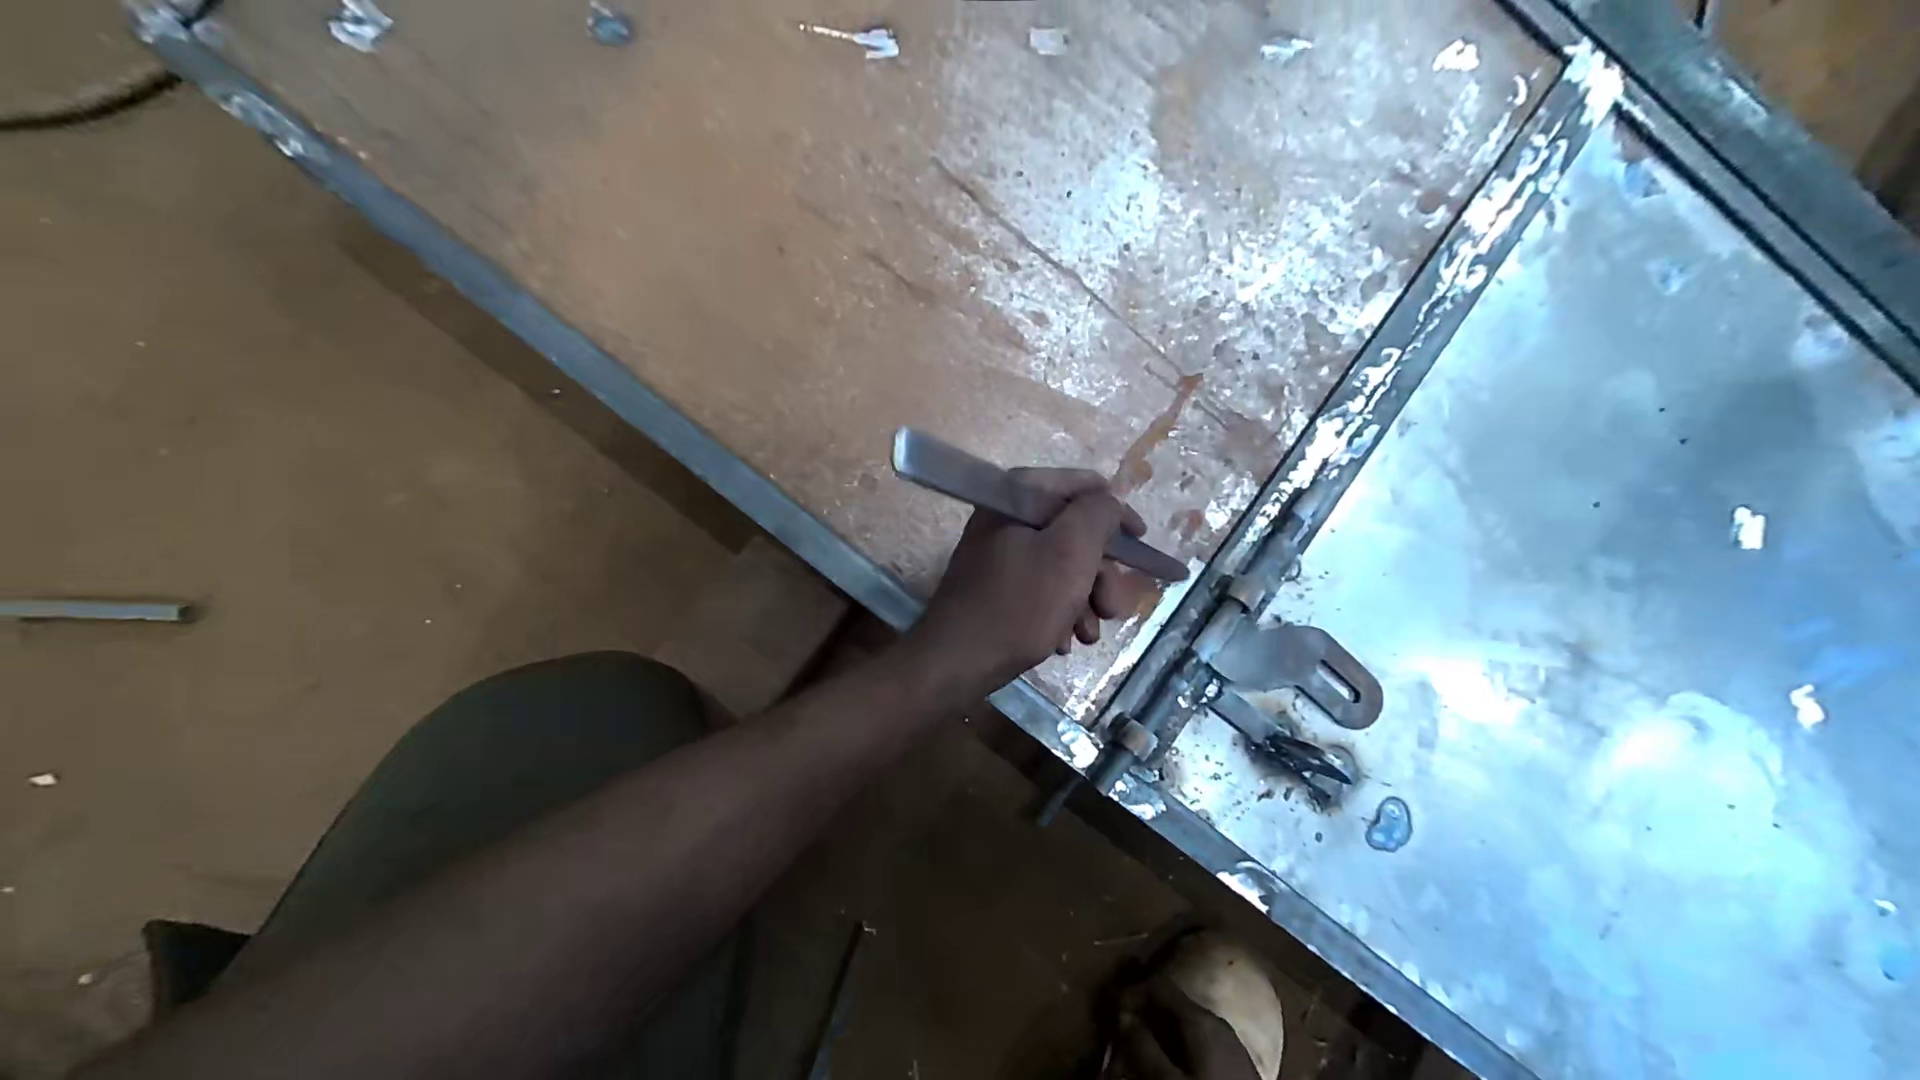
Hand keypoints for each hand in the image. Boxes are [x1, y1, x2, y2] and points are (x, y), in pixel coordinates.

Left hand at [897, 468, 1152, 702]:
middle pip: (1074, 532)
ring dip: (1084, 600)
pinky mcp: (994, 586)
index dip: (1117, 514)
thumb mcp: (1070, 553)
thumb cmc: (1019, 606)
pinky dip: (1058, 613)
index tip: (1141, 544)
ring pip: (1061, 566)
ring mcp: (998, 553)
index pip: (1083, 486)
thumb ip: (1098, 514)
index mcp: (1018, 495)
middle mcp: (1006, 516)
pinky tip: (1063, 642)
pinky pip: (1040, 589)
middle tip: (1110, 608)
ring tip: (1087, 635)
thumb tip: (1109, 502)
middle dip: (1100, 574)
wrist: (956, 663)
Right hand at [1112, 979, 1261, 1079]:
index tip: (1111, 1012)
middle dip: (1145, 1017)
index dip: (1131, 992)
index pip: (1158, 984)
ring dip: (1161, 1036)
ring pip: (1185, 1026)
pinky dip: (1178, 1050)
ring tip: (1142, 1058)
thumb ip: (1143, 1047)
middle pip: (1172, 1005)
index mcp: (1200, 1019)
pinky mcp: (1237, 1065)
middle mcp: (1217, 1022)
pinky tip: (1171, 1069)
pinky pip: (1199, 1044)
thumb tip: (1124, 1016)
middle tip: (1122, 1038)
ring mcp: (1230, 1044)